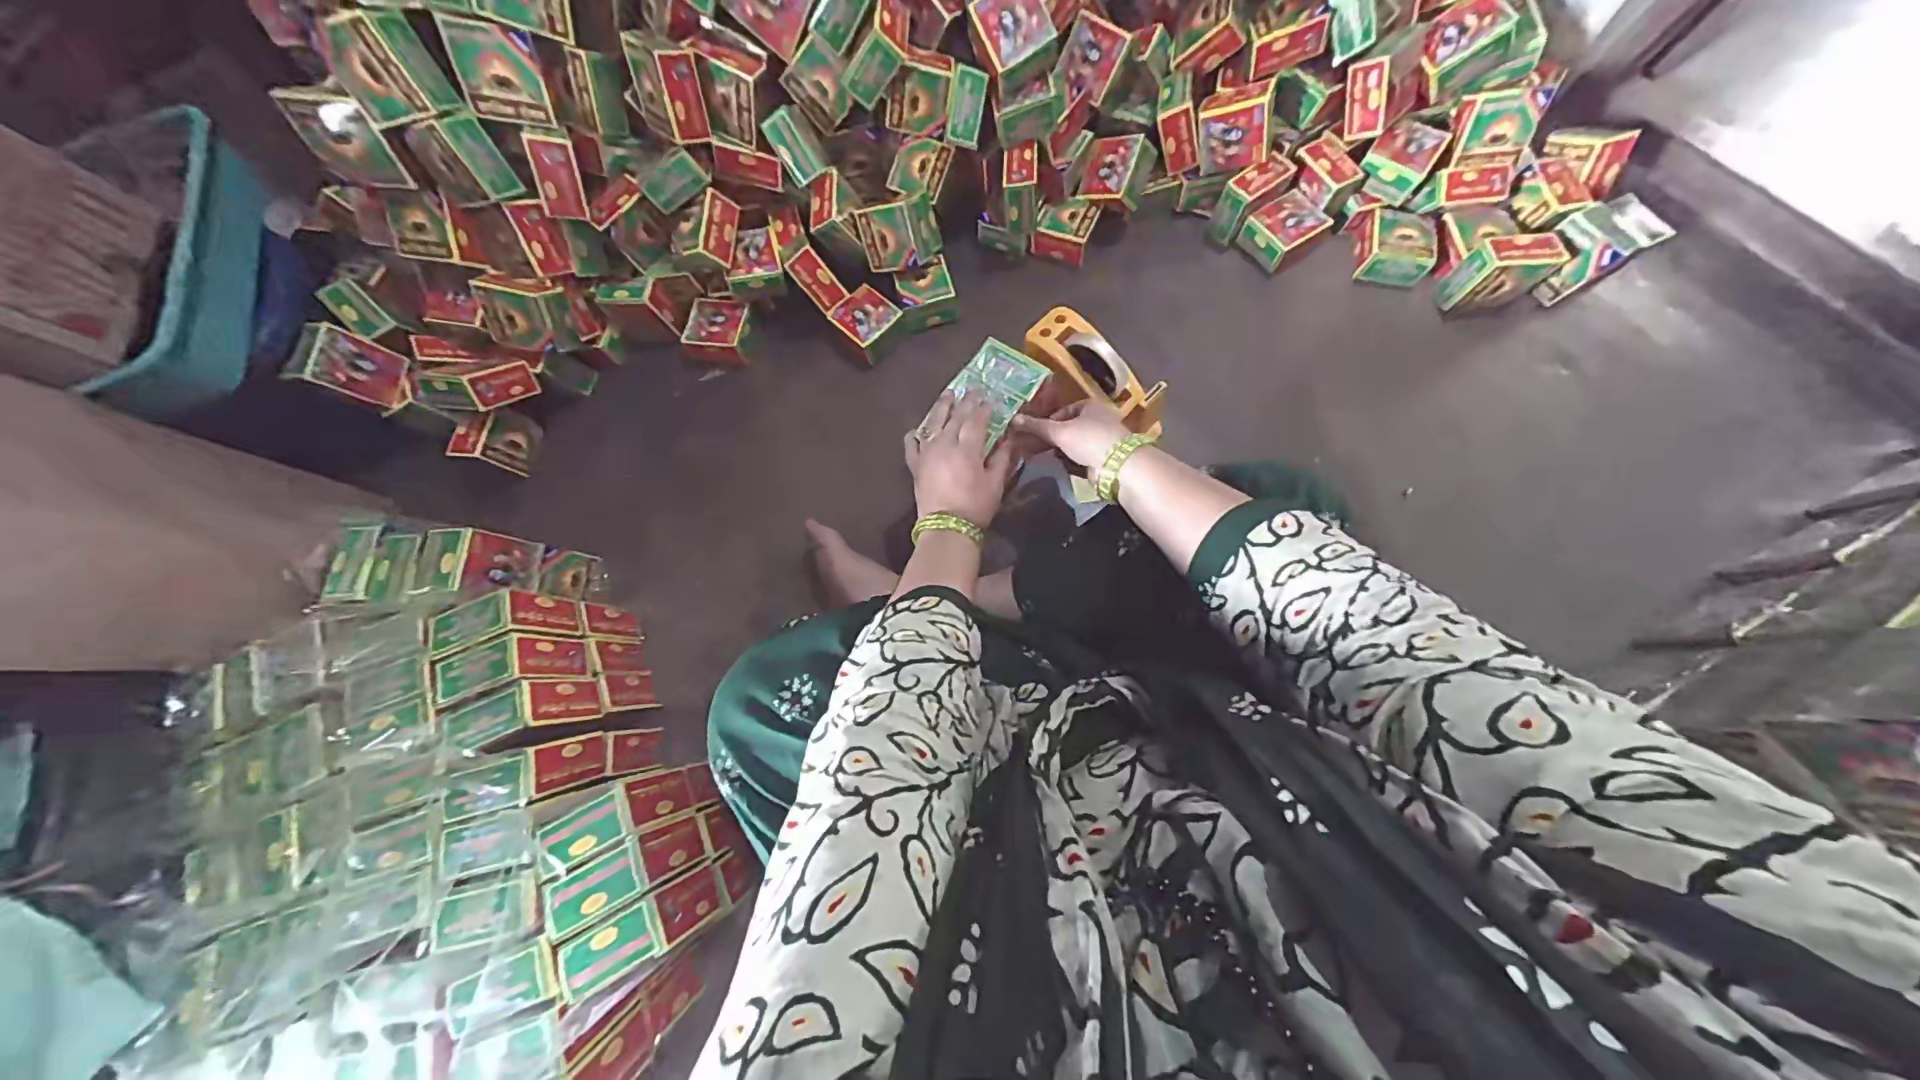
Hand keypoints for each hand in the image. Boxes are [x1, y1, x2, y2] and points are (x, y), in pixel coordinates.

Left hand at [905, 393, 1016, 525]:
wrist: (946, 528)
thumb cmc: (976, 507)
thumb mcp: (996, 483)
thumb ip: (1002, 458)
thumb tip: (1009, 438)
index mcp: (967, 448)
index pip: (976, 419)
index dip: (983, 407)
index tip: (989, 397)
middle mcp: (945, 444)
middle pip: (955, 416)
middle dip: (965, 401)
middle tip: (971, 390)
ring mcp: (927, 453)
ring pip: (933, 423)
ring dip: (941, 407)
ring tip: (948, 395)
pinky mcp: (915, 465)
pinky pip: (912, 444)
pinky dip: (915, 434)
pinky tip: (918, 428)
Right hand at [1011, 399, 1130, 470]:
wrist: (1118, 466)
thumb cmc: (1088, 440)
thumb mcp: (1059, 431)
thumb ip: (1037, 426)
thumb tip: (1014, 419)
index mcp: (1090, 406)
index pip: (1063, 411)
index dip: (1047, 421)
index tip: (1035, 432)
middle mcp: (1097, 420)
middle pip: (1068, 428)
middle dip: (1052, 438)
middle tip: (1034, 447)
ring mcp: (1101, 440)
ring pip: (1073, 444)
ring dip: (1060, 451)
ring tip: (1044, 458)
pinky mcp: (1102, 458)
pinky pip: (1081, 457)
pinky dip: (1071, 461)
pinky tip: (1060, 466)